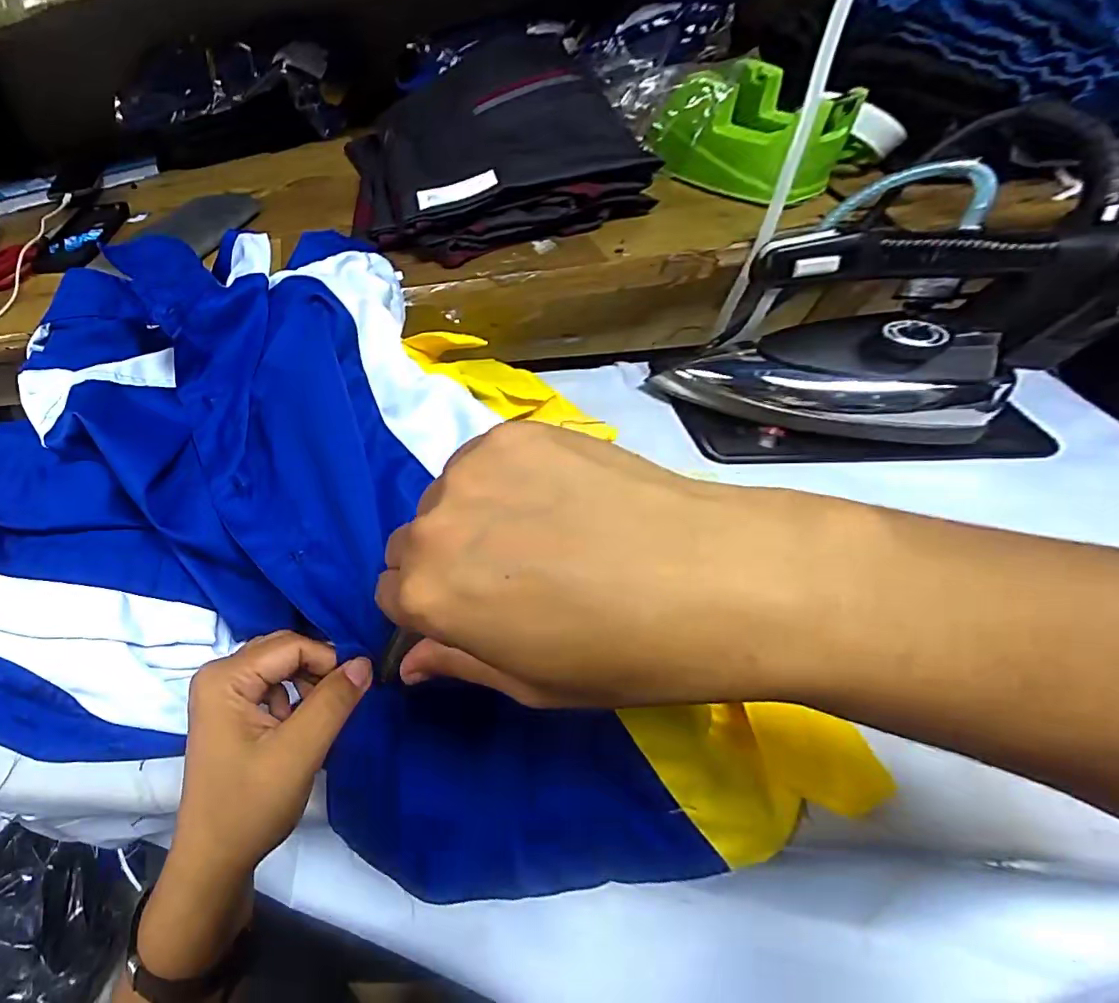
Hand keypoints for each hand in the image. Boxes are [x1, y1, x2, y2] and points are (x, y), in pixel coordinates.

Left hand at [132, 633, 369, 985]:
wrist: (214, 856)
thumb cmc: (251, 805)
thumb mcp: (298, 753)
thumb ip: (332, 704)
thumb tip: (363, 663)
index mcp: (224, 676)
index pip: (287, 645)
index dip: (327, 660)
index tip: (360, 687)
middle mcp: (217, 674)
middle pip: (279, 651)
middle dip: (315, 672)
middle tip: (342, 706)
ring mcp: (219, 693)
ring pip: (276, 669)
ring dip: (304, 688)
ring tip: (317, 727)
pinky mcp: (227, 712)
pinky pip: (267, 688)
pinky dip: (290, 703)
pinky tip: (298, 733)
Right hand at [376, 421, 873, 707]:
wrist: (729, 578)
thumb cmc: (626, 652)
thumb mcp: (533, 682)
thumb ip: (456, 663)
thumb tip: (407, 663)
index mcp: (426, 595)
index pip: (389, 593)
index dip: (430, 606)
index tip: (472, 610)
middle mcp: (428, 530)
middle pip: (410, 544)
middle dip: (444, 560)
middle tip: (510, 571)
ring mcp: (467, 474)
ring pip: (445, 499)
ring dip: (472, 515)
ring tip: (544, 529)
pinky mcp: (506, 436)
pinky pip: (480, 461)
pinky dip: (504, 478)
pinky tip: (558, 496)